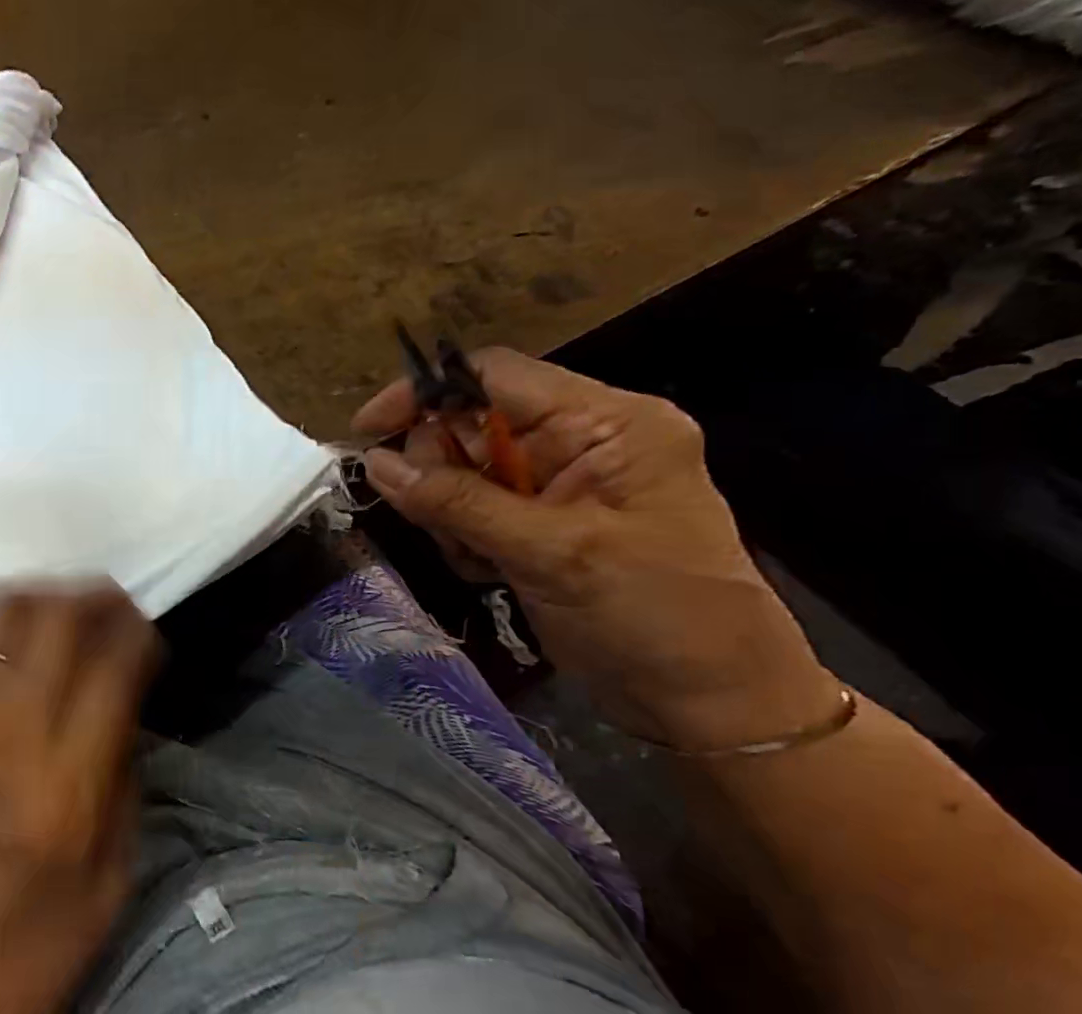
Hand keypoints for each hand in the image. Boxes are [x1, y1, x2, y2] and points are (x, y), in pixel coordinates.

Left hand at [0, 587, 159, 1013]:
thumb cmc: (34, 938)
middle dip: (93, 595)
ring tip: (68, 607)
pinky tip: (16, 633)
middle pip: (54, 619)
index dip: (138, 631)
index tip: (150, 628)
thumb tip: (126, 705)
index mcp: (70, 778)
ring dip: (42, 596)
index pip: (113, 665)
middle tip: (115, 601)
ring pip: (2, 616)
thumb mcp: (113, 872)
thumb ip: (124, 777)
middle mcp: (15, 732)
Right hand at [353, 348, 839, 751]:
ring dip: (451, 513)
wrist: (713, 705)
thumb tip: (376, 463)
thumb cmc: (657, 618)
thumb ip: (460, 504)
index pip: (495, 376)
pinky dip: (464, 537)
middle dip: (441, 470)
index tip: (368, 429)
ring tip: (475, 559)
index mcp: (605, 423)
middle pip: (473, 425)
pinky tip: (486, 572)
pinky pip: (476, 510)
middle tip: (438, 523)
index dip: (426, 393)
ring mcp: (561, 485)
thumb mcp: (554, 555)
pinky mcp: (543, 524)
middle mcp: (581, 441)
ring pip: (466, 472)